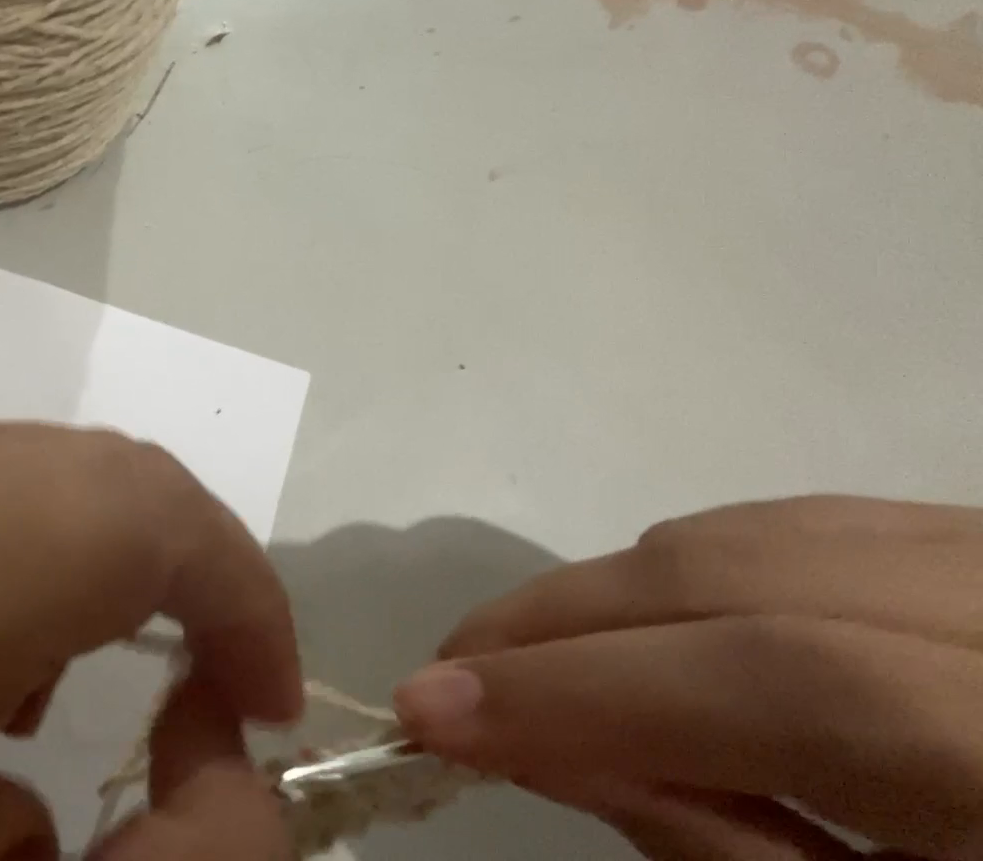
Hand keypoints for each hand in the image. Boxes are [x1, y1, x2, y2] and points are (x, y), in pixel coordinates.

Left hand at [0, 423, 303, 859]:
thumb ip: (197, 848)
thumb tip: (221, 726)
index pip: (125, 512)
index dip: (236, 587)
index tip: (268, 699)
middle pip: (84, 465)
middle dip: (181, 557)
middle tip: (214, 673)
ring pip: (28, 457)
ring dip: (103, 542)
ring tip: (95, 662)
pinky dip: (26, 534)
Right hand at [393, 496, 982, 860]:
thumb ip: (724, 847)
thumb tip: (534, 746)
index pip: (781, 683)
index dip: (582, 691)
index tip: (426, 713)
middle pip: (739, 577)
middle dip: (559, 627)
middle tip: (444, 678)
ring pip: (751, 534)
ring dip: (606, 596)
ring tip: (522, 653)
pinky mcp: (980, 534)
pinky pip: (796, 525)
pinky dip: (683, 570)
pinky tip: (640, 621)